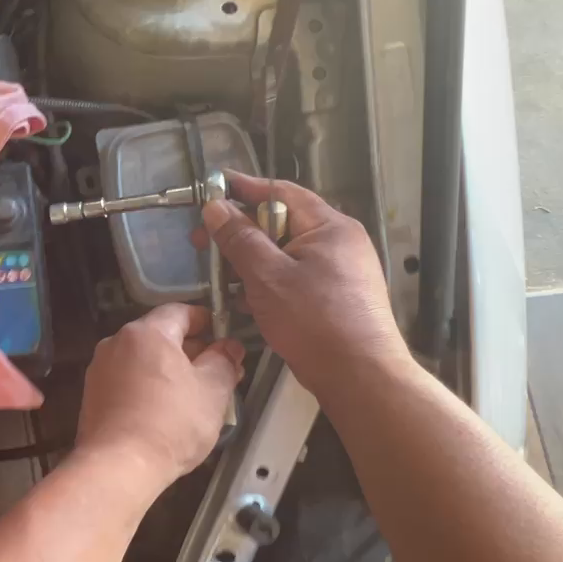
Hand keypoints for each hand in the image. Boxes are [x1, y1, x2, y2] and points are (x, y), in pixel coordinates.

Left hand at [73, 303, 243, 484]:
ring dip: (168, 369)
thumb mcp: (212, 391)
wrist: (118, 464)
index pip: (178, 312)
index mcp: (145, 333)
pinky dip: (147, 385)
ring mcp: (99, 369)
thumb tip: (229, 346)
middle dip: (189, 349)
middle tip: (217, 370)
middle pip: (158, 335)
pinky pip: (126, 379)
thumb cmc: (171, 422)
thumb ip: (223, 361)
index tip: (223, 335)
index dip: (205, 320)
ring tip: (195, 393)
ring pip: (141, 359)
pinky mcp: (92, 394)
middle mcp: (115, 343)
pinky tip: (164, 408)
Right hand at [199, 172, 411, 397]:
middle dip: (239, 231)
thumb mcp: (266, 275)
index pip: (282, 193)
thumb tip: (215, 208)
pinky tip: (240, 299)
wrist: (359, 375)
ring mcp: (337, 271)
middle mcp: (337, 243)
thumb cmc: (313, 319)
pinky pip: (291, 277)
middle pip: (280, 224)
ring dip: (248, 260)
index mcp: (329, 227)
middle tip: (203, 240)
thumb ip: (239, 238)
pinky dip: (263, 281)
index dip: (245, 188)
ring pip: (283, 254)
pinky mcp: (332, 297)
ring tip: (217, 273)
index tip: (213, 186)